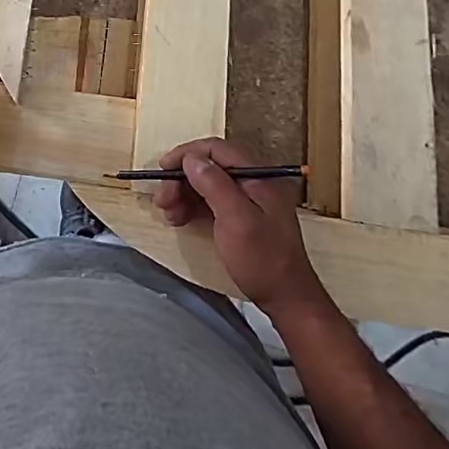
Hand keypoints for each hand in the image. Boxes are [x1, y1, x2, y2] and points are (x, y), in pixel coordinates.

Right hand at [152, 138, 326, 312]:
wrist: (287, 298)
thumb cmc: (262, 259)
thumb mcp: (236, 220)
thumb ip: (214, 184)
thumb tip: (191, 158)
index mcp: (258, 175)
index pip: (218, 149)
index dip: (188, 154)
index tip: (163, 168)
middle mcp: (254, 181)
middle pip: (211, 166)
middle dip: (183, 178)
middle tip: (162, 199)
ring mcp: (249, 200)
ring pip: (209, 184)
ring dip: (185, 193)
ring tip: (168, 212)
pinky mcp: (243, 217)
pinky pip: (213, 202)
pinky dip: (194, 206)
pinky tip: (179, 218)